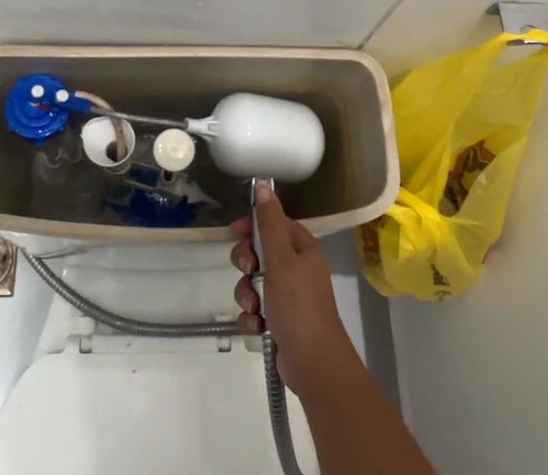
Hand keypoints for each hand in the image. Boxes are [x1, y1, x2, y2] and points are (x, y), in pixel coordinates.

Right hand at [230, 185, 362, 397]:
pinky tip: (257, 327)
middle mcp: (297, 269)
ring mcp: (288, 296)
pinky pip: (255, 309)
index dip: (253, 227)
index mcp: (303, 249)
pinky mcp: (279, 321)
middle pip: (260, 253)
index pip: (274, 224)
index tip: (236, 233)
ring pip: (253, 283)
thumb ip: (269, 223)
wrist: (312, 361)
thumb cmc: (298, 304)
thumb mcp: (281, 258)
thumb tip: (264, 187)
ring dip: (247, 295)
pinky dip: (252, 318)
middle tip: (249, 273)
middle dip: (246, 265)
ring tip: (255, 308)